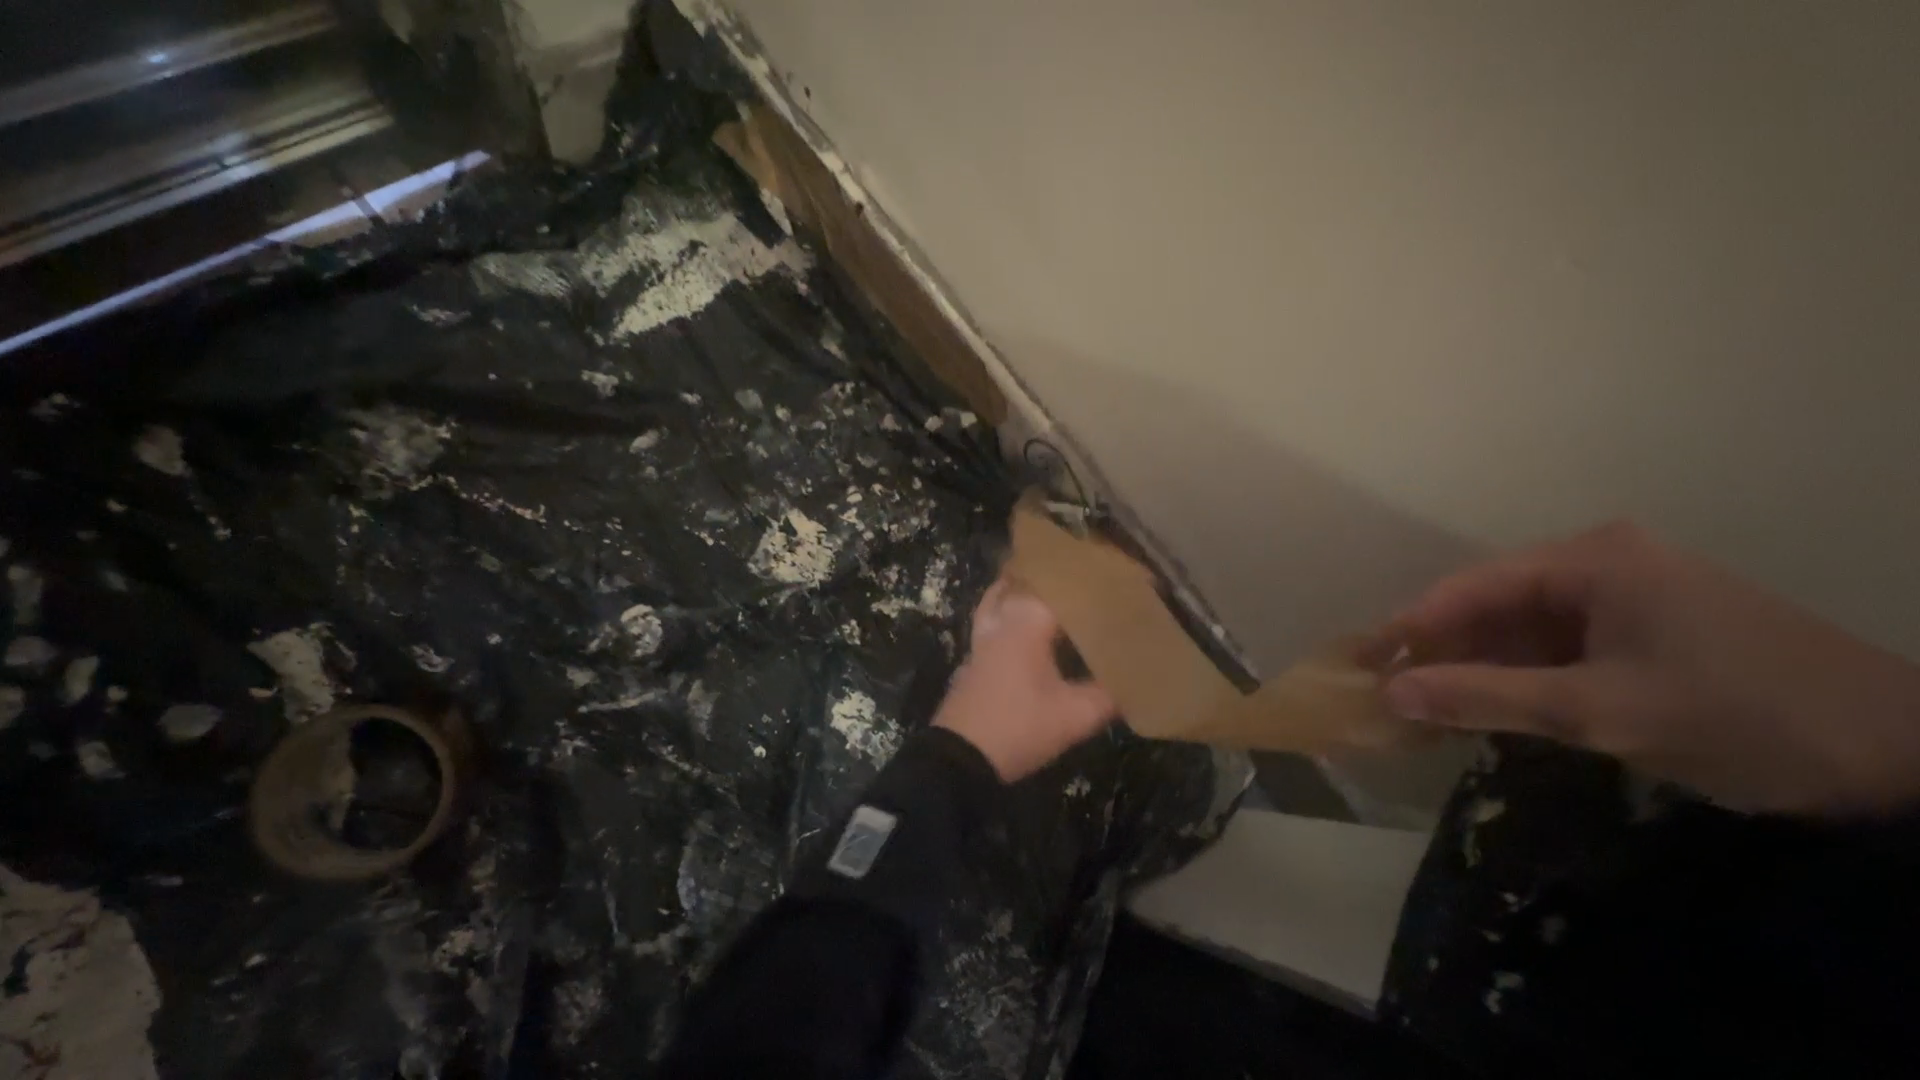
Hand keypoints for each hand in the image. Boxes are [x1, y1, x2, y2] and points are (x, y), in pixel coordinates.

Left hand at [934, 578, 1117, 782]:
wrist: (961, 757)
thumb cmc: (1020, 728)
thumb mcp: (1075, 716)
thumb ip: (1107, 694)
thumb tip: (1134, 680)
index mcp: (1027, 622)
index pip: (1062, 586)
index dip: (1092, 582)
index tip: (1121, 582)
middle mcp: (1001, 620)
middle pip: (1027, 583)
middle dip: (1056, 580)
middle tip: (1092, 583)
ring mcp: (982, 638)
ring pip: (1002, 597)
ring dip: (1025, 592)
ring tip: (1056, 594)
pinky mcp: (973, 657)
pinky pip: (993, 619)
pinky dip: (1010, 613)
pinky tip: (1030, 629)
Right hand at [1372, 522, 1919, 815]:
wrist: (1901, 756)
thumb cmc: (1740, 715)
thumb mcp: (1600, 712)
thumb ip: (1486, 697)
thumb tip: (1389, 691)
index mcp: (1592, 560)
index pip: (1471, 587)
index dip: (1411, 627)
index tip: (1359, 663)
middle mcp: (1602, 564)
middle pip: (1493, 604)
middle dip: (1441, 651)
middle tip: (1388, 695)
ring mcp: (1627, 598)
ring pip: (1524, 630)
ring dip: (1478, 670)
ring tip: (1427, 711)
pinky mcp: (1646, 633)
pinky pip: (1559, 649)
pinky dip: (1521, 680)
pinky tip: (1490, 711)